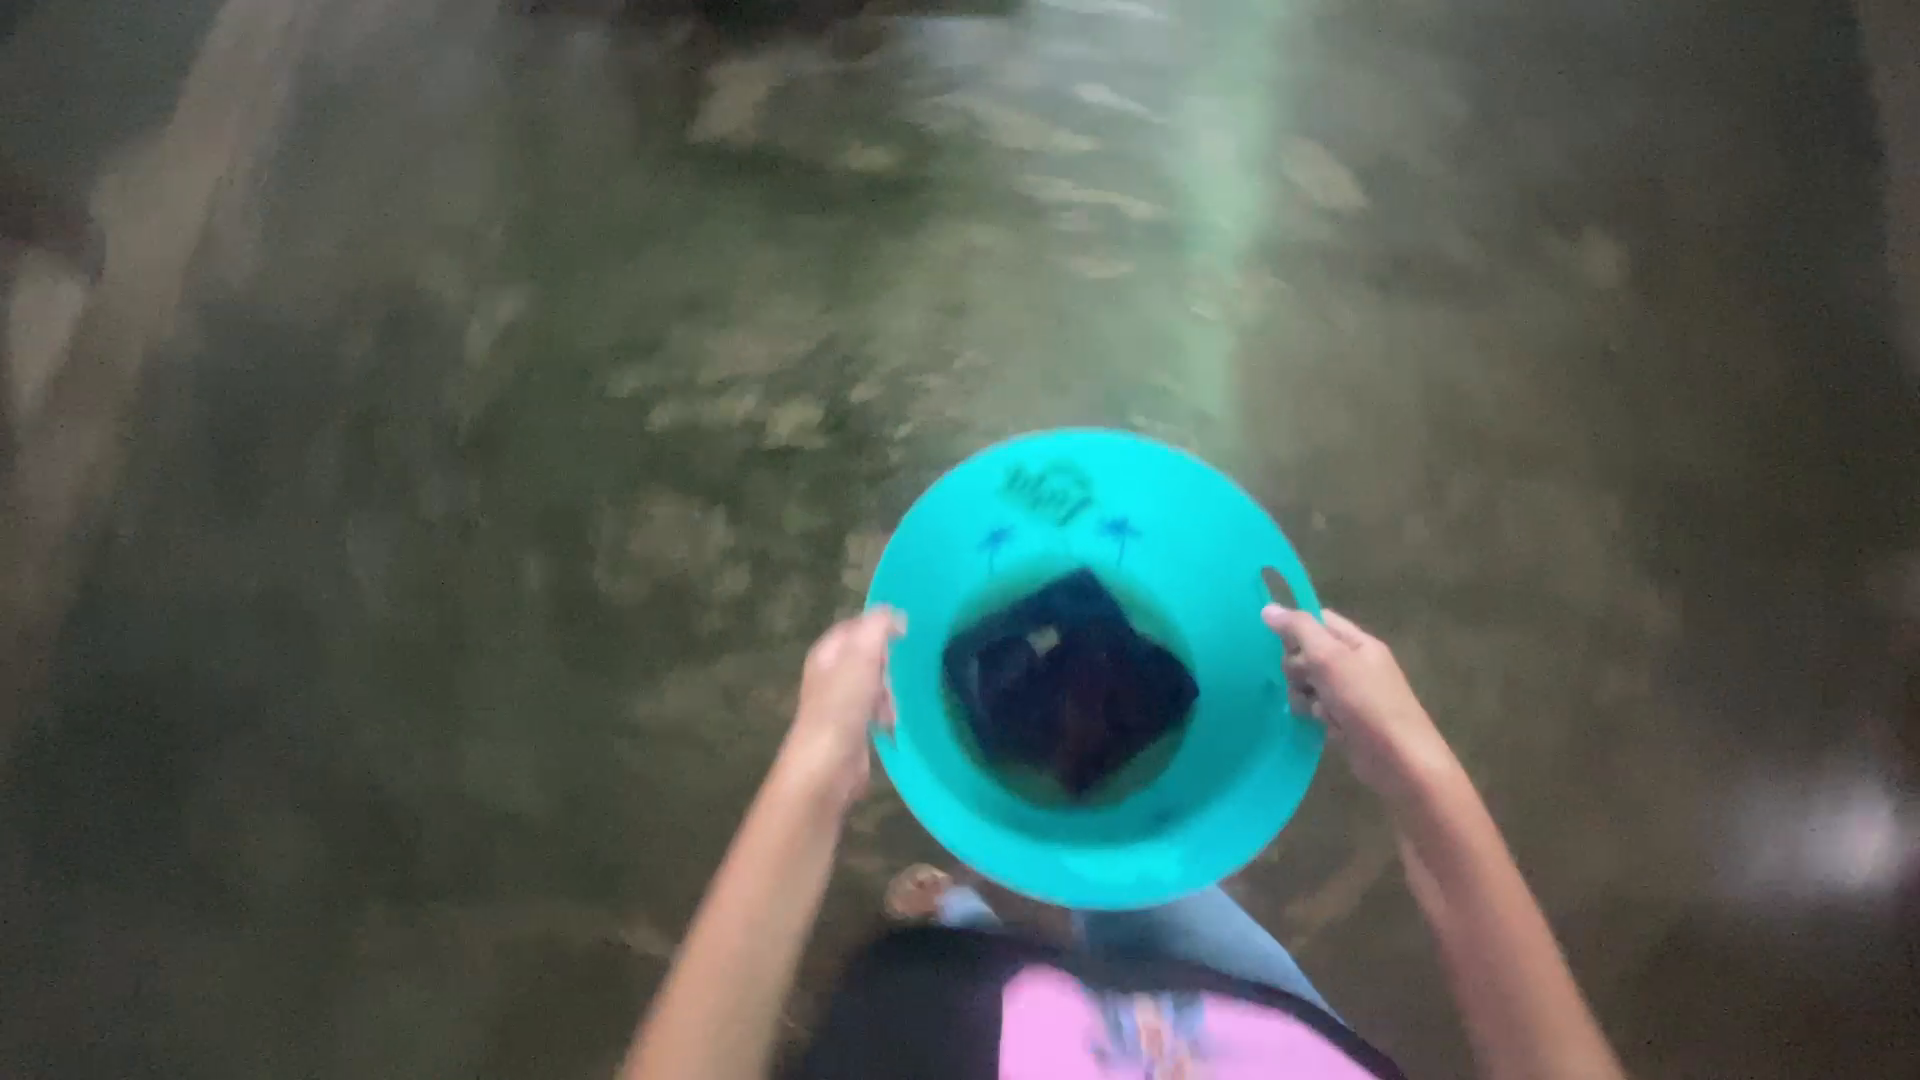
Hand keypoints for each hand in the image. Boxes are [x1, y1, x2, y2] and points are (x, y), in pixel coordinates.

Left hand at [774, 608, 903, 811]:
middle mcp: (831, 674)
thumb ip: (878, 627)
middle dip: (889, 665)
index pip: (857, 626)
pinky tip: (893, 725)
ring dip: (891, 693)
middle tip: (897, 677)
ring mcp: (840, 702)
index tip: (906, 637)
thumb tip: (895, 614)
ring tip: (895, 707)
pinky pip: (877, 710)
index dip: (880, 627)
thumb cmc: (842, 705)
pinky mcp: (852, 727)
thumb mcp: (862, 655)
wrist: (828, 765)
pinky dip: (888, 714)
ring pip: (877, 684)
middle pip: (870, 656)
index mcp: (827, 652)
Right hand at [1262, 605, 1458, 803]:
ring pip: (1306, 681)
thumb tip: (1268, 608)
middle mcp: (1354, 663)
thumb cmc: (1366, 701)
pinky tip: (1319, 722)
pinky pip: (1314, 705)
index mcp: (1357, 642)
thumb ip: (1299, 629)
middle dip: (1297, 666)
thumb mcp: (1329, 657)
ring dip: (1302, 693)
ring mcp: (1349, 692)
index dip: (1295, 627)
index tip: (1280, 644)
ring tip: (1315, 707)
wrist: (1398, 760)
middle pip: (1307, 651)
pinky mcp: (1343, 718)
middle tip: (1305, 680)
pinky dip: (1312, 712)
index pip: (1317, 619)